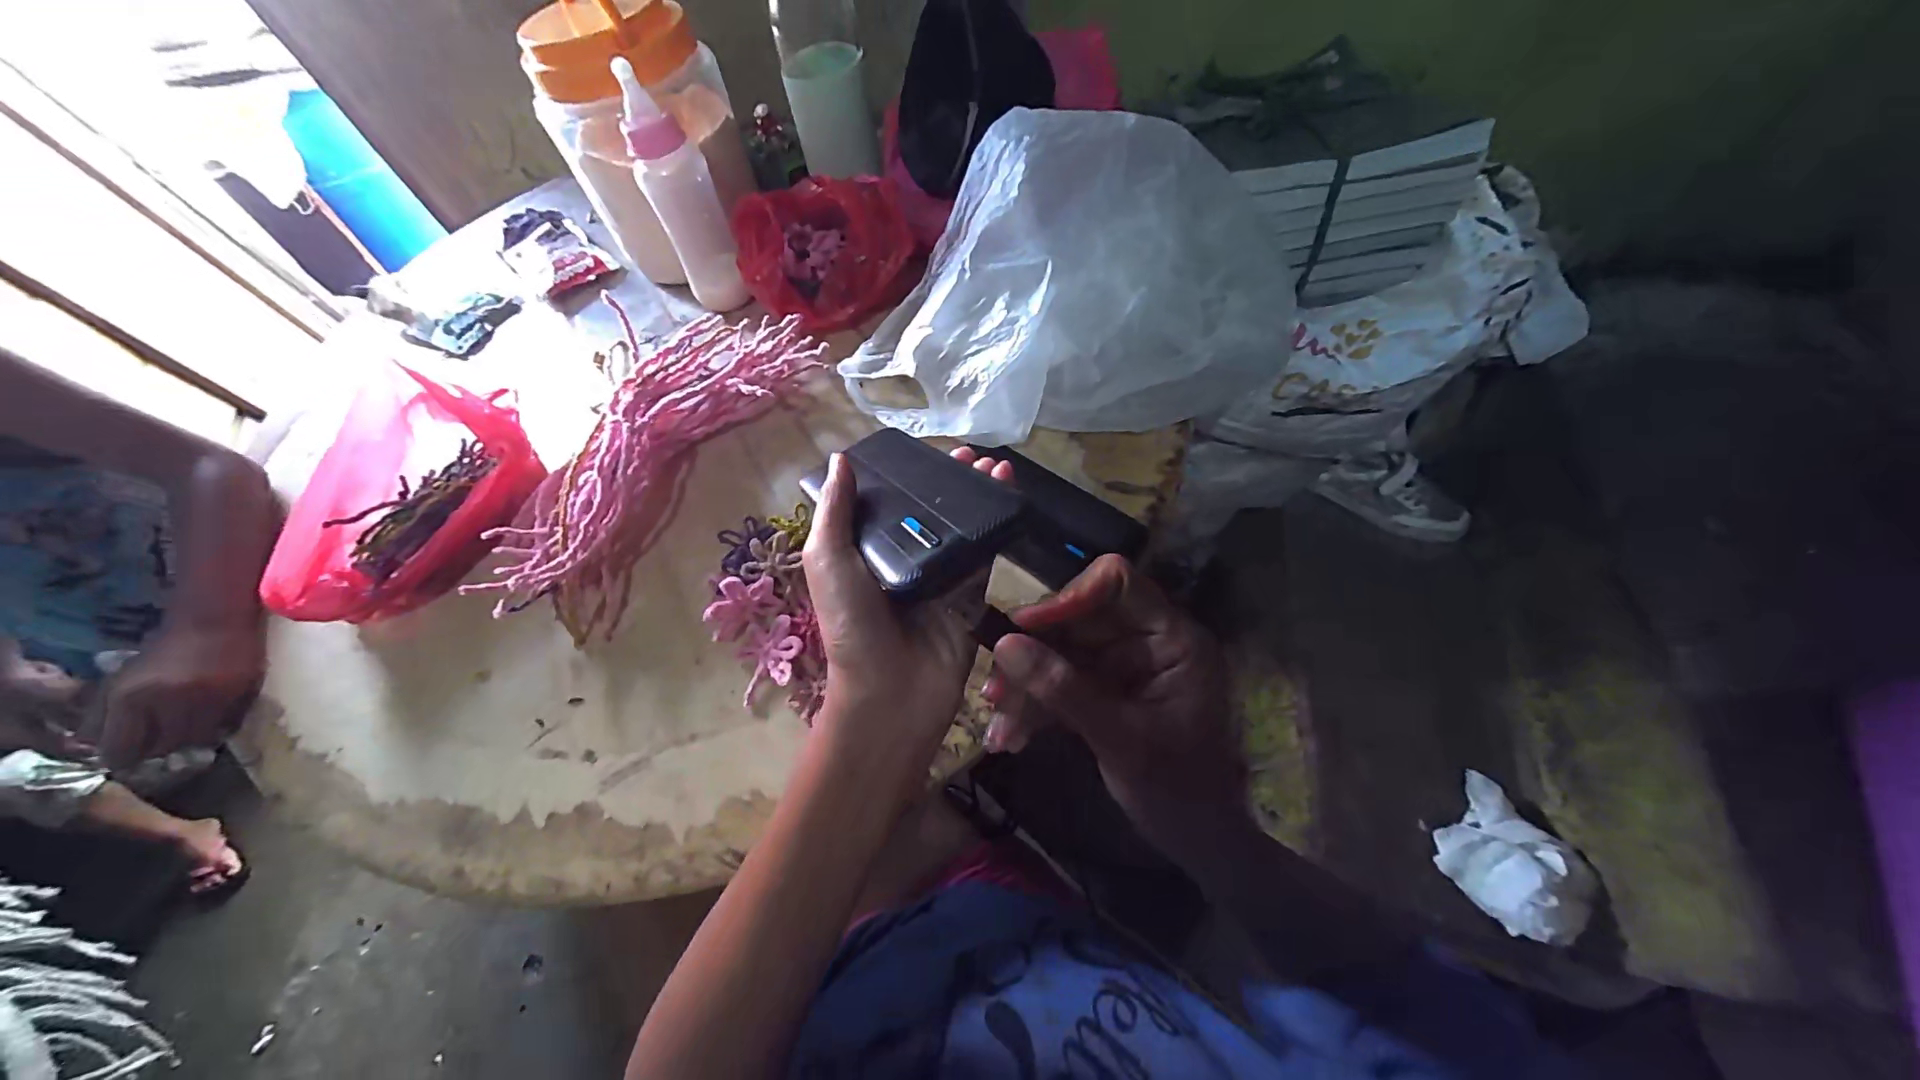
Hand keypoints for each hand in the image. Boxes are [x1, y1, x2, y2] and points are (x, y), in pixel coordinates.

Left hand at [99, 622, 264, 767]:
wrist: (216, 621)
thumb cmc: (164, 649)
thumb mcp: (121, 679)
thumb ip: (102, 713)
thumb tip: (90, 745)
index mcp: (132, 697)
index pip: (121, 749)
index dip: (121, 757)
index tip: (126, 756)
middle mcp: (171, 702)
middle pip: (163, 748)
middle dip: (159, 748)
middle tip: (159, 742)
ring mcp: (211, 698)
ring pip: (198, 740)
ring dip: (191, 739)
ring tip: (188, 731)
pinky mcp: (243, 693)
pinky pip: (229, 725)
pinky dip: (219, 727)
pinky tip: (213, 719)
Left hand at [801, 450, 1012, 801]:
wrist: (891, 692)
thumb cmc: (852, 625)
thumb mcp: (828, 562)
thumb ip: (834, 512)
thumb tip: (840, 460)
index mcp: (867, 552)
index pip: (891, 503)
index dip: (909, 475)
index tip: (929, 451)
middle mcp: (904, 560)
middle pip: (931, 511)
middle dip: (951, 482)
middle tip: (971, 455)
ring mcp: (940, 578)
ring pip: (962, 527)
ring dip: (979, 495)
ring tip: (995, 465)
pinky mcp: (970, 594)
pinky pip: (985, 553)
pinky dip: (997, 525)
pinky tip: (1009, 495)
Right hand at [987, 554, 1244, 840]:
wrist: (1199, 840)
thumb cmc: (1180, 790)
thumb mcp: (1121, 740)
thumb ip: (1064, 690)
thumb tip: (1005, 645)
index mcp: (1171, 638)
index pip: (1118, 584)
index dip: (1068, 597)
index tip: (1023, 626)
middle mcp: (1145, 641)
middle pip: (1075, 621)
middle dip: (1032, 654)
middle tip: (995, 690)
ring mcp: (1122, 666)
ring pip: (1059, 654)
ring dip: (1025, 687)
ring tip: (999, 726)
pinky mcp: (1103, 690)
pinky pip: (1060, 683)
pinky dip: (1034, 707)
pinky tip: (1009, 736)